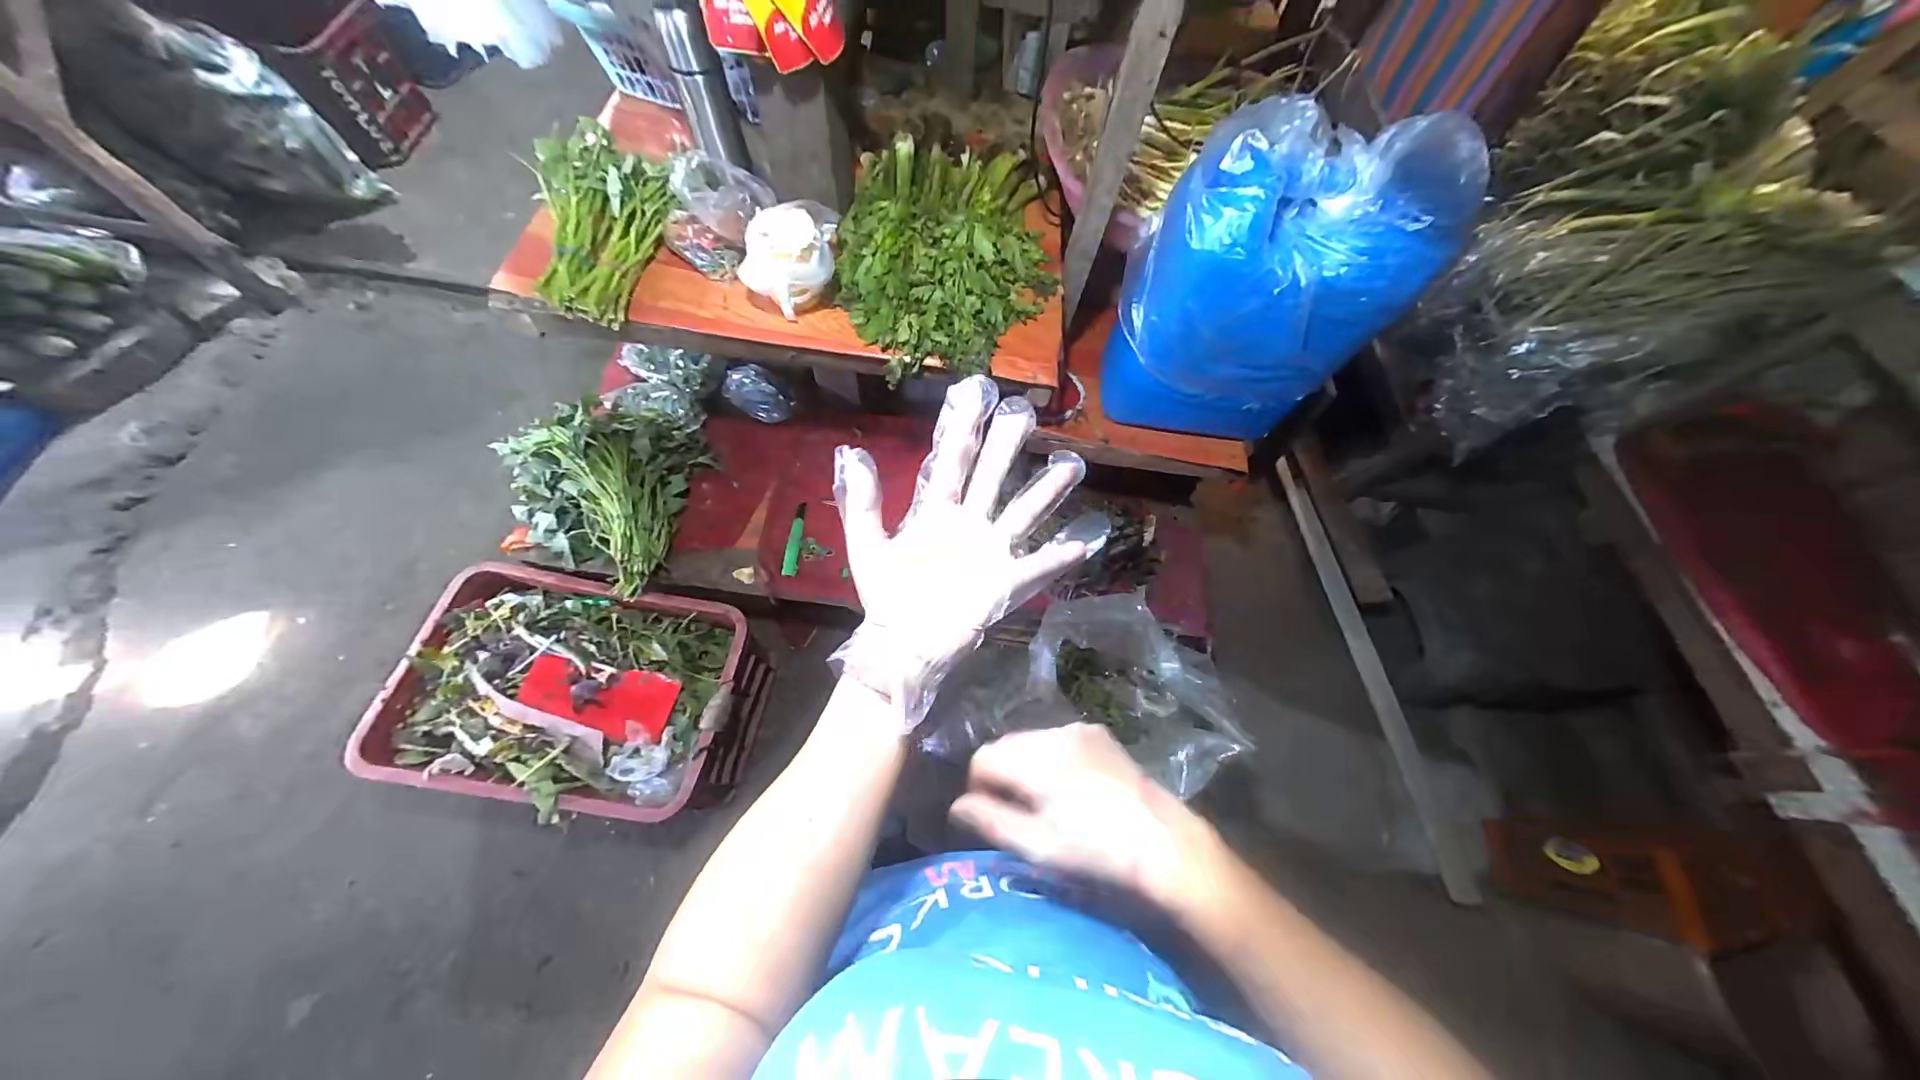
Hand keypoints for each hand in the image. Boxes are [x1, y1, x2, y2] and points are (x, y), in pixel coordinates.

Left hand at [831, 376, 1107, 725]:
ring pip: (1023, 514)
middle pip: (992, 478)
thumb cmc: (887, 596)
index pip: (954, 462)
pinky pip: (1036, 568)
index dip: (964, 429)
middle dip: (1008, 446)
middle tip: (1025, 413)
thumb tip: (852, 453)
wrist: (902, 644)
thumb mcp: (868, 545)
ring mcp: (991, 553)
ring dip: (1046, 491)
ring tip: (1071, 466)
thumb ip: (862, 502)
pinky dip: (1058, 557)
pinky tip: (1083, 541)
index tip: (976, 395)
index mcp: (937, 512)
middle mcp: (970, 525)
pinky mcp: (1005, 584)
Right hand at [949, 723, 1207, 902]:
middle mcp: (1055, 733)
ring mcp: (1081, 730)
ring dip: (1026, 766)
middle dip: (1002, 775)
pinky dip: (1051, 760)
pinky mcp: (1100, 736)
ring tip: (1044, 803)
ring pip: (1030, 742)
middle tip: (1017, 814)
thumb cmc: (1096, 852)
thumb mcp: (1037, 846)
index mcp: (1037, 758)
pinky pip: (1057, 741)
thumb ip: (991, 821)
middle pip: (1005, 745)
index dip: (978, 788)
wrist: (1164, 843)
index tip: (992, 817)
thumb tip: (957, 807)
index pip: (982, 758)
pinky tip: (1069, 790)